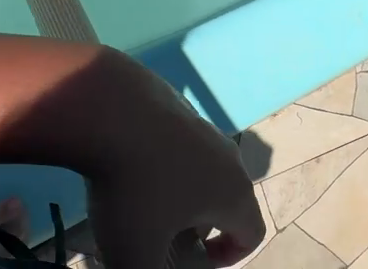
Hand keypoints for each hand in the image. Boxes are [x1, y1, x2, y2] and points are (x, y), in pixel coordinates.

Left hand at [77, 53, 263, 268]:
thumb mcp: (137, 257)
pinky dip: (168, 173)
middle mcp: (230, 160)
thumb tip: (154, 268)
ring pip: (206, 177)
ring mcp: (208, 132)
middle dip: (200, 232)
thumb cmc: (137, 190)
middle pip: (229, 205)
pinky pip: (186, 154)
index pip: (252, 235)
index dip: (228, 258)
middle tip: (162, 243)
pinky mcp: (183, 114)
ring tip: (143, 212)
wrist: (115, 113)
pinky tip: (133, 177)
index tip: (192, 265)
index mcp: (234, 194)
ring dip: (183, 202)